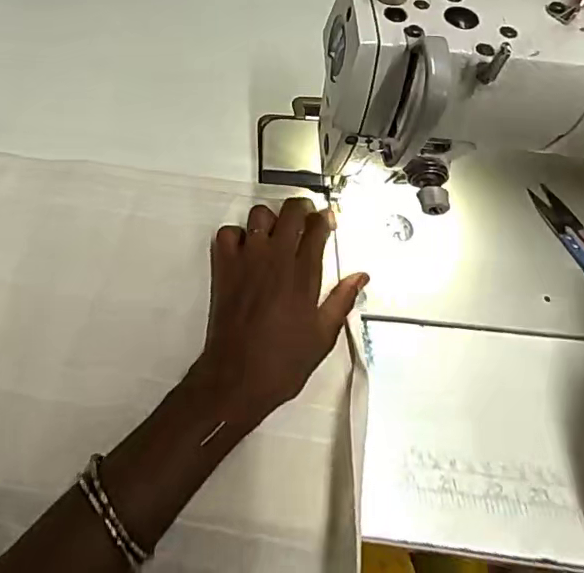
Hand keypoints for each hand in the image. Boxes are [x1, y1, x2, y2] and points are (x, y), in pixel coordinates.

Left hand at [190, 198, 368, 427]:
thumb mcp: (323, 335)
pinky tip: (245, 248)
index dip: (324, 218)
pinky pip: (227, 233)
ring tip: (276, 233)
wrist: (238, 374)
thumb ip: (342, 299)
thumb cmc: (281, 361)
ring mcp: (247, 258)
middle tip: (306, 218)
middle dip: (302, 209)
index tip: (327, 218)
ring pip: (259, 215)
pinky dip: (236, 234)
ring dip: (269, 219)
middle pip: (290, 212)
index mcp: (303, 275)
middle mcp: (275, 259)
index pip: (317, 229)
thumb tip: (359, 277)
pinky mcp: (223, 265)